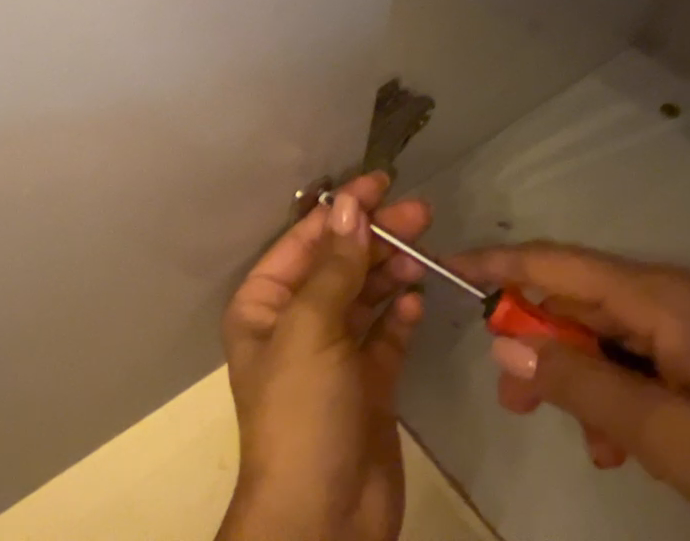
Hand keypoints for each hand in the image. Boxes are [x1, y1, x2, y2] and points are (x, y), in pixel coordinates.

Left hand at [215, 172, 432, 540]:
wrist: (324, 515)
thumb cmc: (302, 410)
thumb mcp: (312, 330)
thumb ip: (335, 266)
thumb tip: (347, 203)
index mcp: (264, 305)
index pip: (304, 242)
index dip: (341, 210)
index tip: (380, 182)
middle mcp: (295, 323)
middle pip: (338, 266)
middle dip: (374, 238)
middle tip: (420, 213)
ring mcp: (333, 355)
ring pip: (365, 297)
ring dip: (392, 272)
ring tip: (425, 250)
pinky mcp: (368, 384)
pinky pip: (386, 336)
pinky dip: (402, 315)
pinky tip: (419, 297)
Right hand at [447, 242, 689, 540]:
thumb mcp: (671, 437)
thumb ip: (580, 383)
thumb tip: (505, 342)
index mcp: (671, 299)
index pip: (559, 263)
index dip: (497, 264)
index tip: (443, 266)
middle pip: (587, 299)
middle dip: (540, 339)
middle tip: (508, 393)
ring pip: (620, 336)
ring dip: (583, 375)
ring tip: (572, 433)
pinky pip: (657, 362)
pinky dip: (627, 393)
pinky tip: (624, 443)